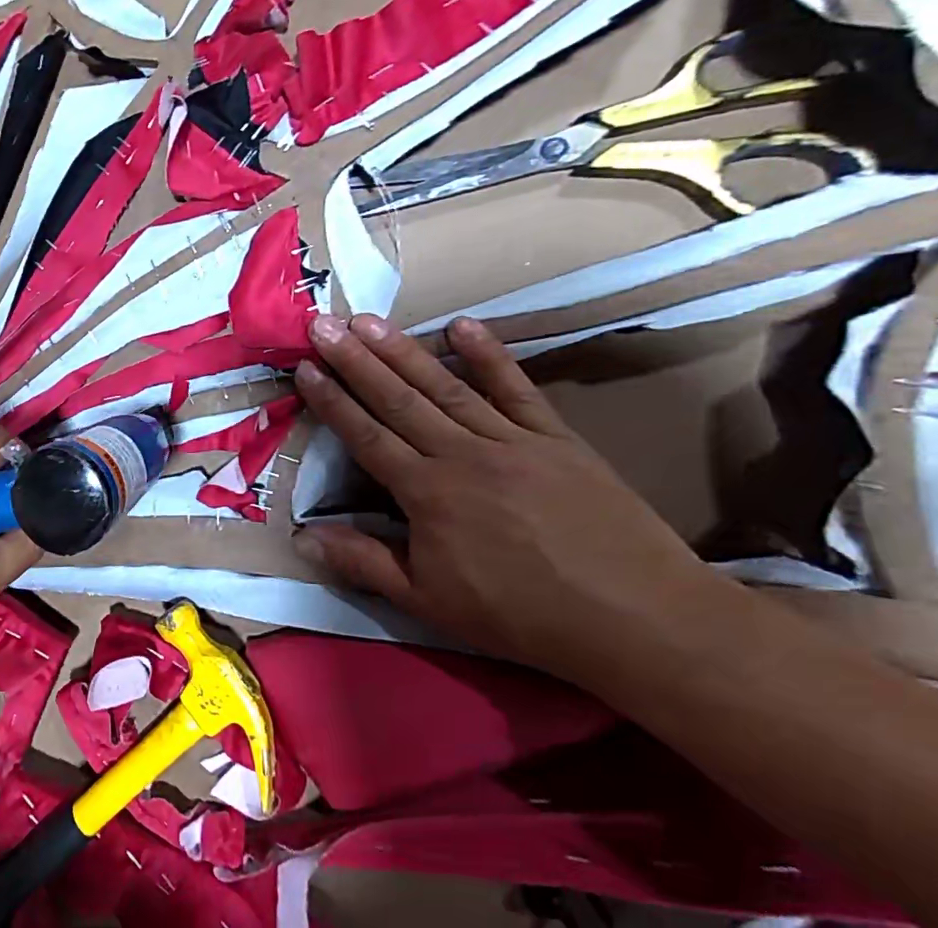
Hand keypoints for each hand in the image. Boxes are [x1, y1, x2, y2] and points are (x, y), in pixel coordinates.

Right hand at [293, 313, 725, 679]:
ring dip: (403, 350)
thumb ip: (363, 562)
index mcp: (426, 493)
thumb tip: (301, 537)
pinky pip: (516, 388)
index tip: (305, 367)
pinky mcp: (555, 438)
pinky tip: (462, 326)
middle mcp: (461, 454)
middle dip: (355, 359)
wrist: (636, 616)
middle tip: (324, 323)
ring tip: (369, 320)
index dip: (332, 400)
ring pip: (445, 386)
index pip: (366, 436)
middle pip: (398, 399)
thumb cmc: (520, 615)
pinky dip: (488, 355)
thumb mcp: (428, 602)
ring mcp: (511, 440)